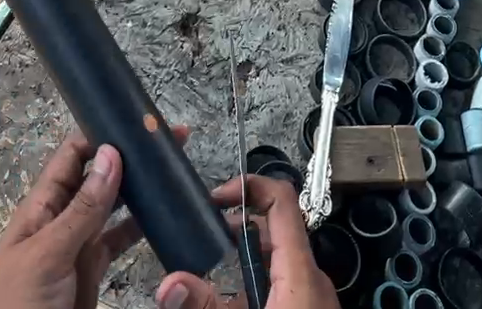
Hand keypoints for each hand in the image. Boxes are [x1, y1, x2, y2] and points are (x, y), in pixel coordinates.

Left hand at [0, 129, 189, 308]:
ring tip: (174, 167)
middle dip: (129, 155)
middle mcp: (62, 218)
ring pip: (112, 205)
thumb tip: (112, 151)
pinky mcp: (94, 270)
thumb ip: (82, 209)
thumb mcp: (47, 255)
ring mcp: (78, 245)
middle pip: (97, 176)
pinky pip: (120, 238)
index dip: (101, 132)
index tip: (138, 119)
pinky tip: (164, 214)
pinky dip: (141, 225)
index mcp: (42, 206)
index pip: (72, 155)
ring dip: (139, 187)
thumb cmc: (19, 306)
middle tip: (171, 139)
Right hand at [155, 175, 339, 308]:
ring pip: (277, 261)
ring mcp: (312, 301)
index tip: (216, 196)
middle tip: (202, 235)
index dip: (249, 185)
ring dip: (243, 259)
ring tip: (207, 273)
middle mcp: (312, 280)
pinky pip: (282, 288)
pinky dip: (254, 287)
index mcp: (301, 274)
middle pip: (276, 230)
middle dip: (237, 226)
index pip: (282, 201)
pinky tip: (228, 305)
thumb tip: (168, 284)